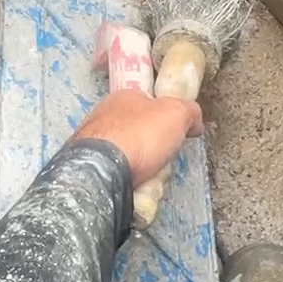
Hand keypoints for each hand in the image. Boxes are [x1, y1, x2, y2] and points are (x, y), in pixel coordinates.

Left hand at [72, 89, 204, 184]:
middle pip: (137, 131)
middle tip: (162, 157)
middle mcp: (103, 115)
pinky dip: (126, 178)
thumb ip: (189, 111)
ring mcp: (91, 142)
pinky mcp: (88, 166)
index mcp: (123, 96)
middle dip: (152, 146)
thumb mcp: (177, 114)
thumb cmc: (139, 136)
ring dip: (140, 165)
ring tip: (149, 175)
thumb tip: (195, 120)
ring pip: (127, 153)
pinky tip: (132, 184)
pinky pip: (115, 172)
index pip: (148, 103)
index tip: (175, 133)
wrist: (103, 170)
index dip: (165, 118)